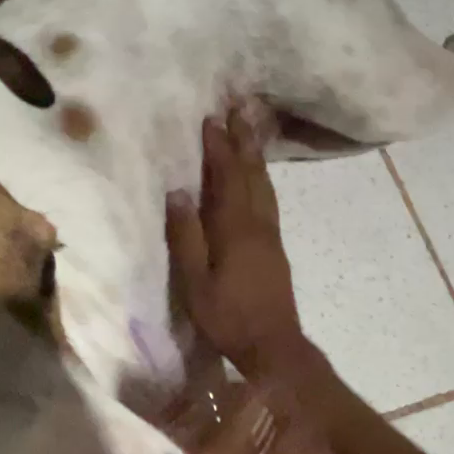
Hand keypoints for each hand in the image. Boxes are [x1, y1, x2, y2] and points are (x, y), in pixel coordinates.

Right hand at [167, 106, 312, 380]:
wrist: (274, 345)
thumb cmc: (228, 317)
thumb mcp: (195, 283)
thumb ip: (186, 238)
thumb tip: (178, 193)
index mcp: (236, 229)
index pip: (227, 178)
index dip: (219, 148)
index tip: (211, 118)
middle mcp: (259, 224)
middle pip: (252, 174)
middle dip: (243, 141)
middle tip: (239, 108)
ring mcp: (271, 236)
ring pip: (265, 185)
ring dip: (256, 156)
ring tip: (249, 132)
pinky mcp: (275, 248)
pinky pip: (269, 200)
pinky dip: (262, 180)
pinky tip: (258, 179)